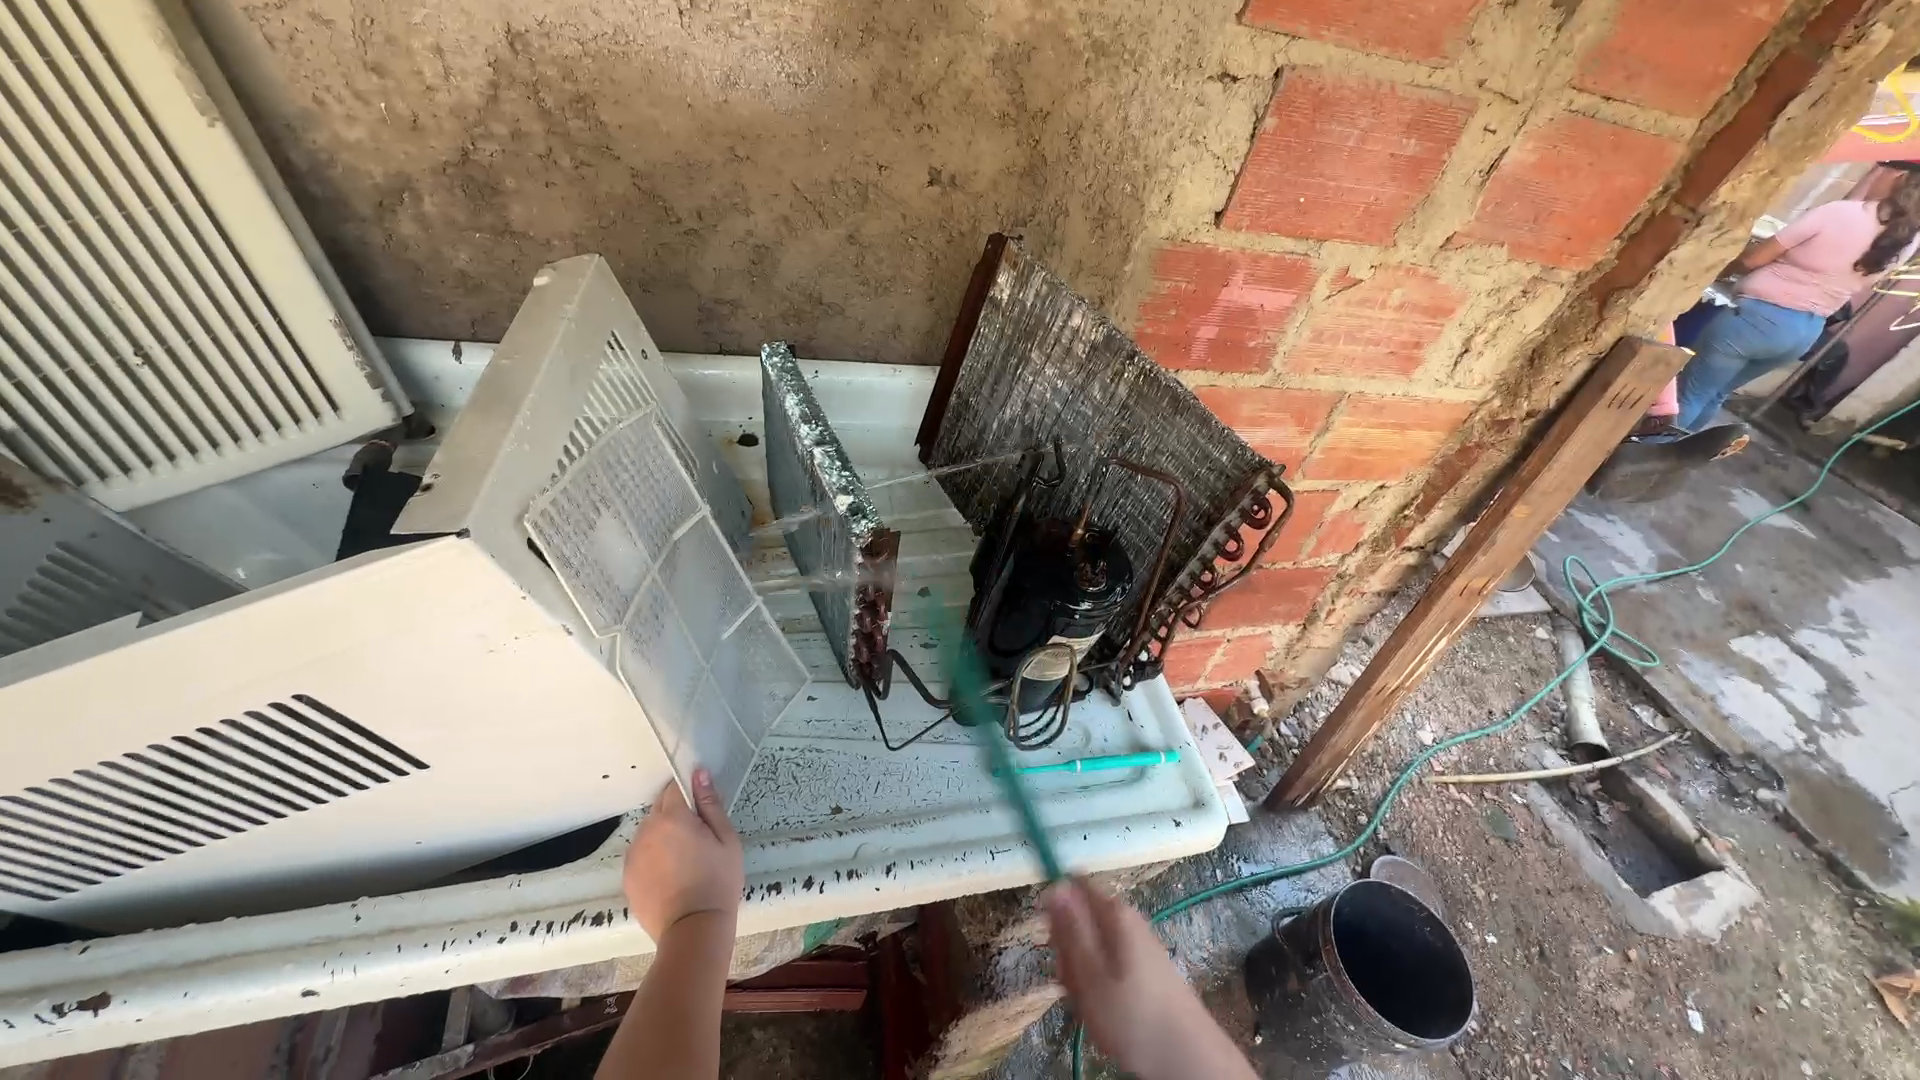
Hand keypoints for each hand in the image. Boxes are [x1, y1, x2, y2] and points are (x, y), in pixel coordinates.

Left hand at [622, 769, 744, 940]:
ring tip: (684, 858)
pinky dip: (653, 855)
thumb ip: (710, 803)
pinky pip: (640, 853)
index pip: (674, 787)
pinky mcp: (627, 876)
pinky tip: (670, 874)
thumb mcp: (726, 839)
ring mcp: (633, 855)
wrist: (693, 929)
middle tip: (698, 835)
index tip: (701, 805)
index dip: (688, 791)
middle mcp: (646, 831)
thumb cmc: (717, 880)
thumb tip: (699, 773)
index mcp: (672, 817)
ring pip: (649, 831)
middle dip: (676, 813)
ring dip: (663, 834)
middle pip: (659, 808)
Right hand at [1044, 878, 1256, 1079]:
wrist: (1190, 1058)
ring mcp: (1139, 944)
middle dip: (1070, 952)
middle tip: (1076, 985)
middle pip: (1082, 920)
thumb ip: (1069, 928)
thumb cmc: (1133, 1016)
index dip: (1056, 911)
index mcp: (1113, 913)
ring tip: (1093, 1005)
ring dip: (1084, 975)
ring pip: (1093, 948)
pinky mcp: (1146, 968)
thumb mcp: (1089, 973)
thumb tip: (1055, 885)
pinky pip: (1110, 966)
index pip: (1072, 886)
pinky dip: (1102, 987)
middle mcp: (1128, 920)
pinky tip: (1109, 1013)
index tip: (1054, 944)